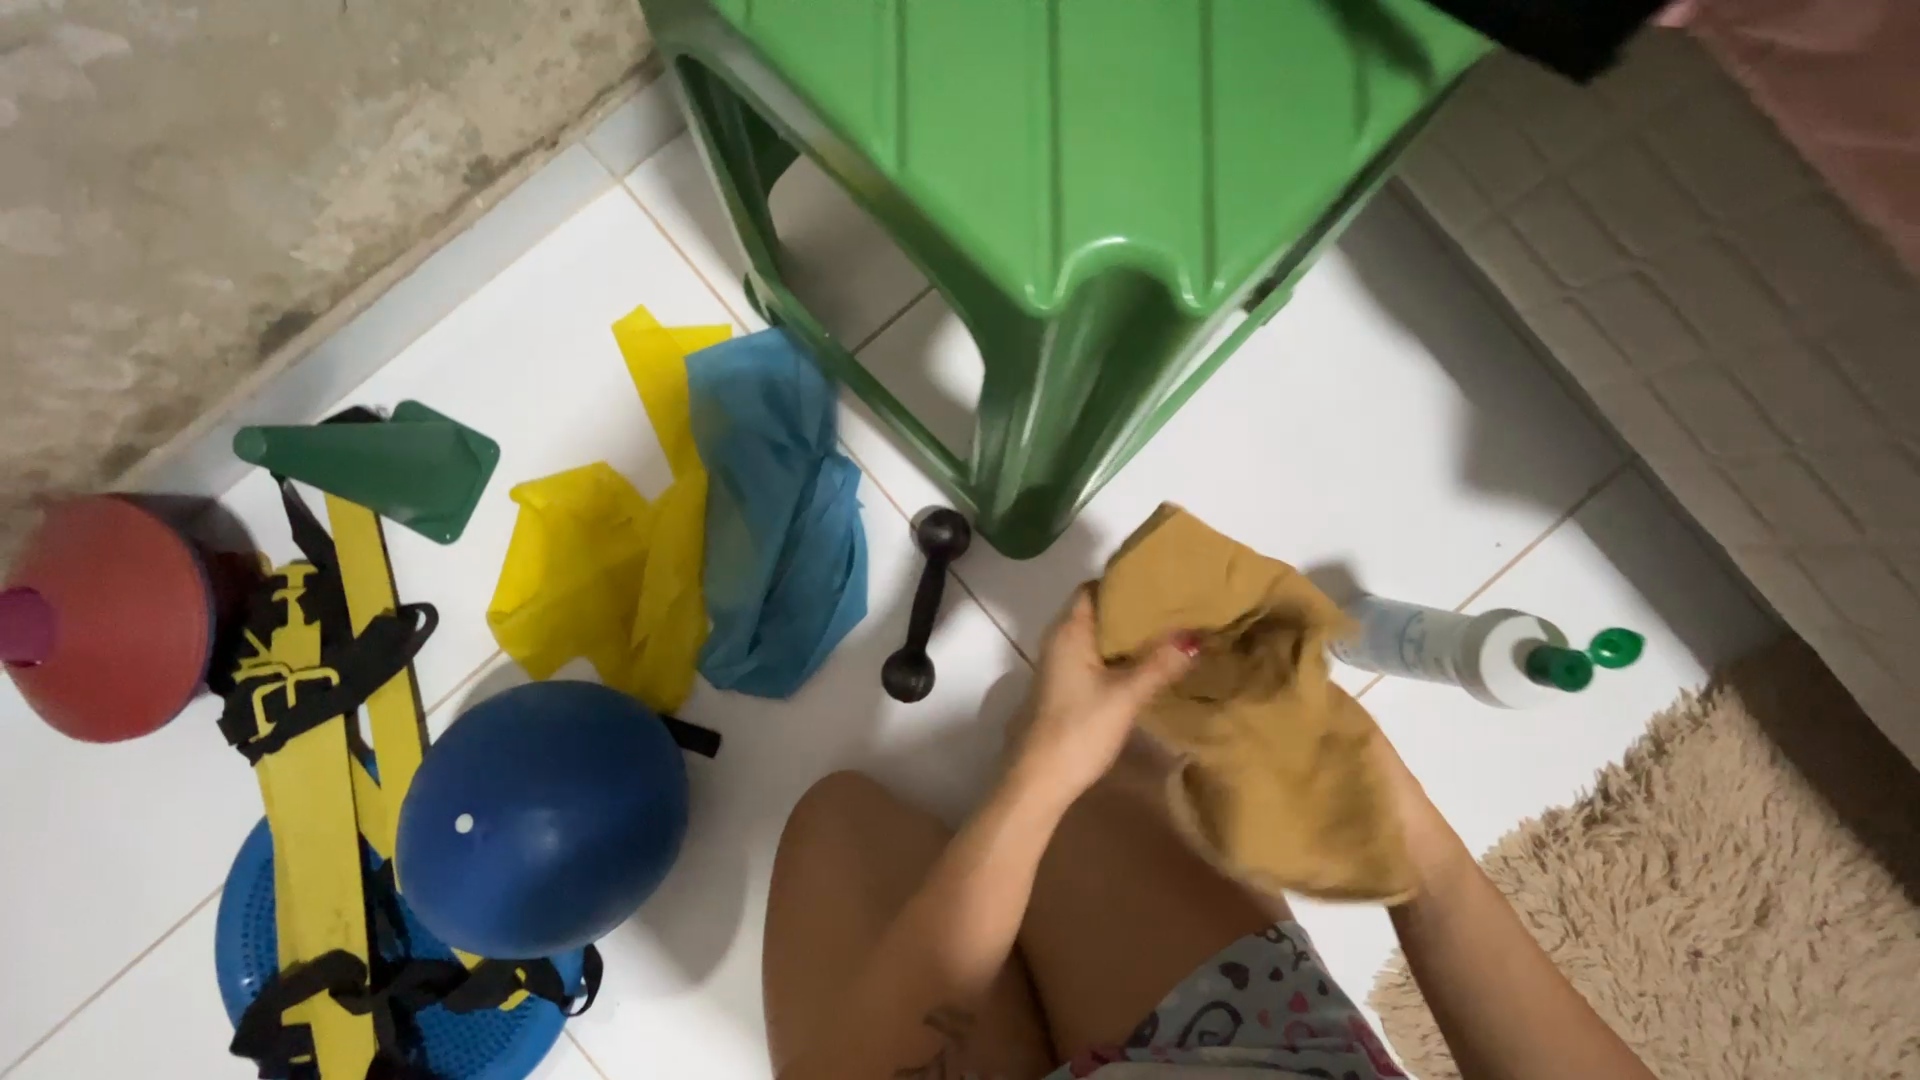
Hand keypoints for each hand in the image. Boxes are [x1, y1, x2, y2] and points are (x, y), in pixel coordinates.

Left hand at [1008, 588, 1198, 805]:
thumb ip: (1159, 664)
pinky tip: (1146, 664)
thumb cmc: (1079, 729)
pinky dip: (1118, 655)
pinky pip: (1094, 657)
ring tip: (1169, 631)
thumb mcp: (1126, 695)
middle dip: (1132, 609)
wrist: (1039, 779)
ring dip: (1126, 635)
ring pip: (1096, 637)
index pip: (1093, 588)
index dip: (1123, 581)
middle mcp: (1059, 640)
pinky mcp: (1064, 686)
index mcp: (1069, 631)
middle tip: (1174, 607)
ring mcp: (1059, 664)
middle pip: (1097, 611)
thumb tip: (1195, 637)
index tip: (1159, 581)